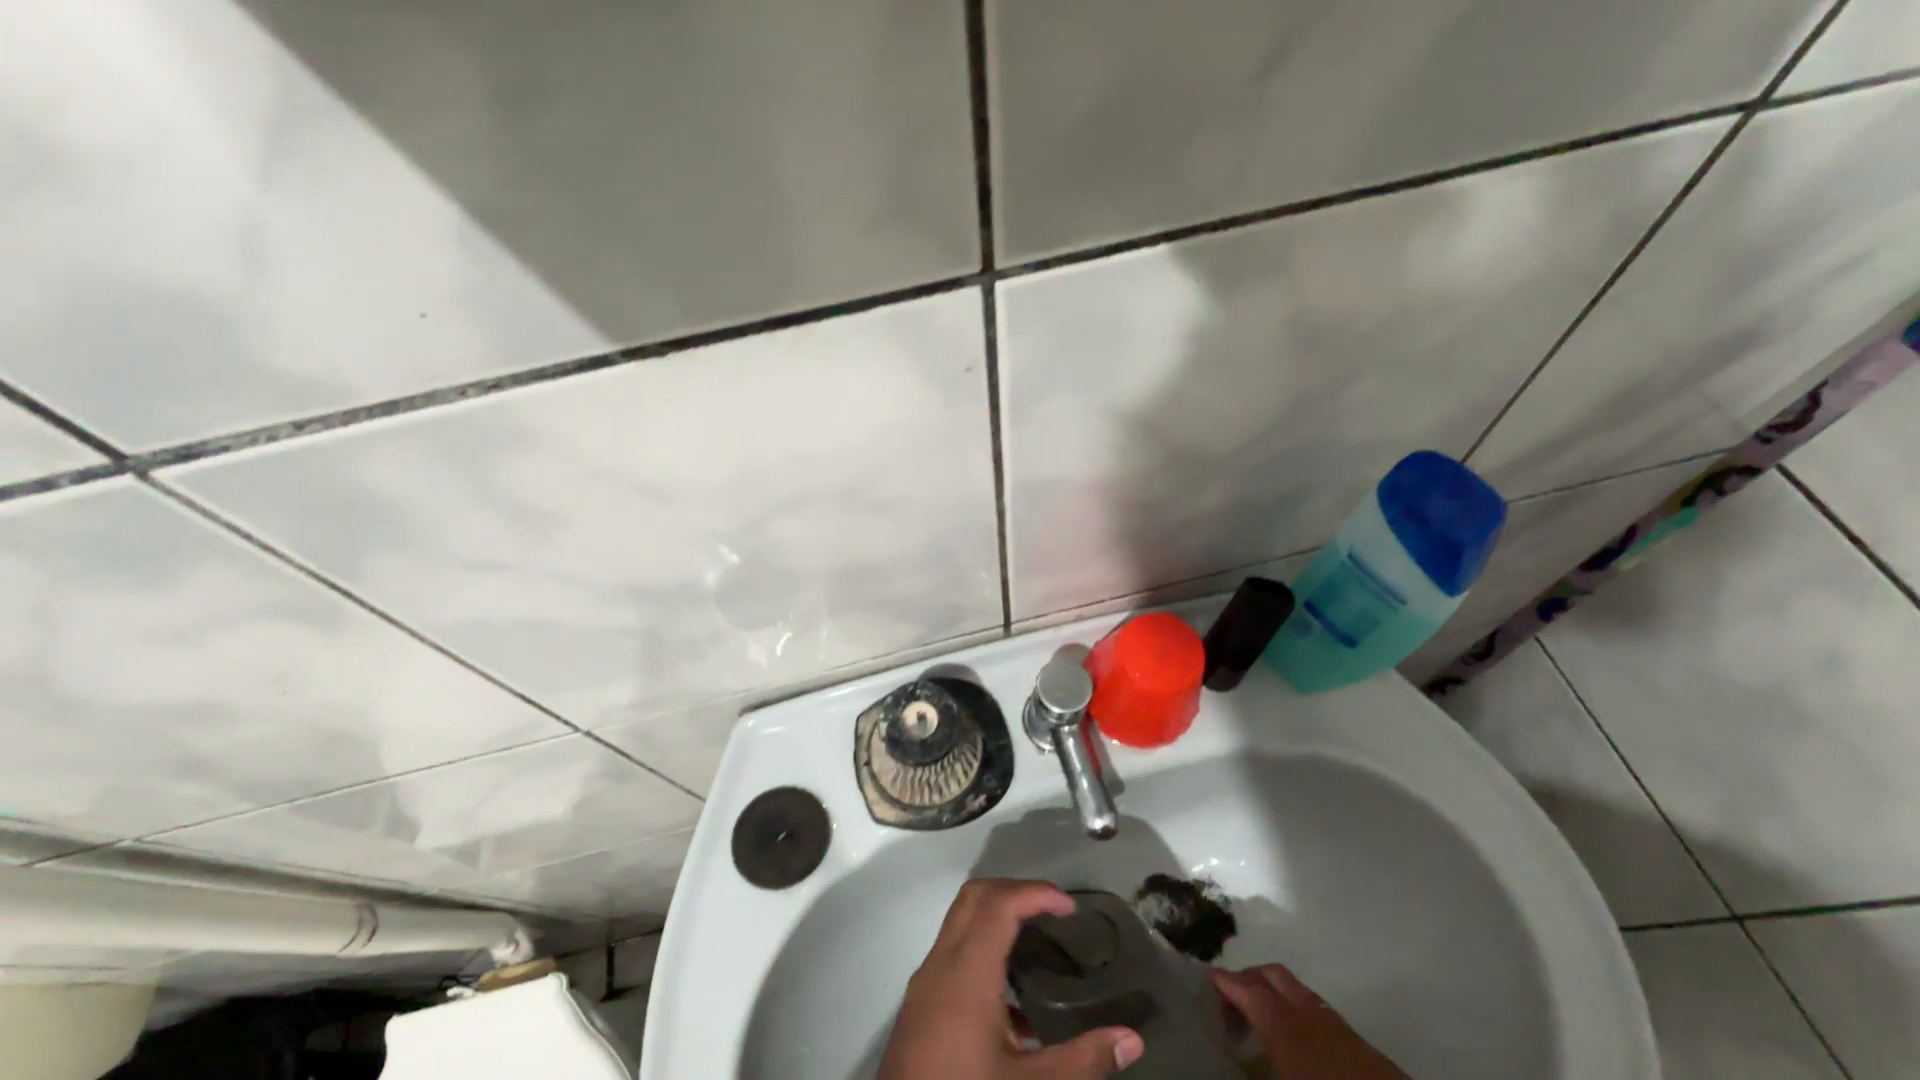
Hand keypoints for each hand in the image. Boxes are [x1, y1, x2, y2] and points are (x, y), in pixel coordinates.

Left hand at [879, 879, 1145, 1077]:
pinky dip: (984, 946)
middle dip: (1016, 891)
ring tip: (1041, 942)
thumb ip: (1080, 1061)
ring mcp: (926, 982)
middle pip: (974, 897)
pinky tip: (1016, 994)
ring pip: (960, 921)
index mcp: (966, 974)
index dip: (1036, 893)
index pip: (998, 903)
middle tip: (1055, 913)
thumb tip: (1132, 1040)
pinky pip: (954, 951)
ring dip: (998, 916)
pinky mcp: (922, 1002)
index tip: (1070, 908)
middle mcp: (940, 965)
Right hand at [1210, 964, 1408, 1078]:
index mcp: (1284, 1027)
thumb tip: (1215, 1067)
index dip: (1224, 981)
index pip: (1248, 990)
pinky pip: (1316, 1009)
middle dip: (1248, 977)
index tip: (1205, 977)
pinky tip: (1294, 1040)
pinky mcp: (1356, 1042)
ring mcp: (1336, 1025)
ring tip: (1258, 1020)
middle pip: (1273, 976)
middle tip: (1228, 1000)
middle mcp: (1309, 1015)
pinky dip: (1296, 1010)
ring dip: (1274, 993)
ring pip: (1298, 990)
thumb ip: (1250, 1071)